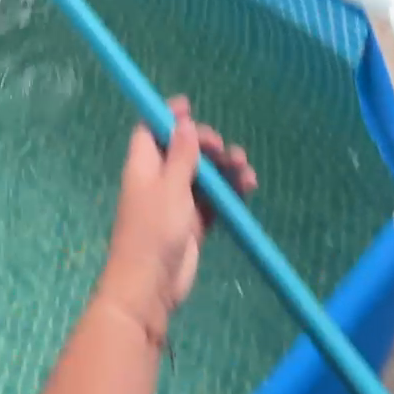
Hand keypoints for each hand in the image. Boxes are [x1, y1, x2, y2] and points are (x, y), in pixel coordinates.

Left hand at [95, 97, 256, 344]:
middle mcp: (160, 179)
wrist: (151, 286)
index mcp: (144, 165)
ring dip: (225, 167)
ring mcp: (178, 202)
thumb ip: (181, 155)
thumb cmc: (152, 230)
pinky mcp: (195, 222)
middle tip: (222, 149)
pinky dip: (231, 191)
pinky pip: (215, 199)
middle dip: (206, 143)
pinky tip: (249, 186)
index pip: (152, 130)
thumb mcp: (169, 187)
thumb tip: (184, 122)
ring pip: (204, 174)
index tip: (189, 106)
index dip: (168, 116)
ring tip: (244, 168)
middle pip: (184, 149)